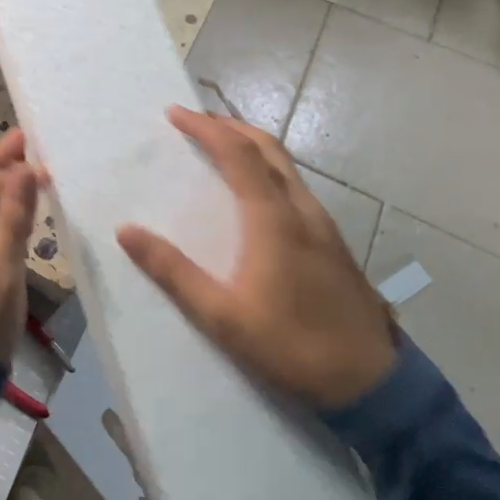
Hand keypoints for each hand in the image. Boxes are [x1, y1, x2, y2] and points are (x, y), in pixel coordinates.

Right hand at [117, 107, 396, 408]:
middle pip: (269, 149)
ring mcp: (325, 227)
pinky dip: (268, 171)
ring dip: (252, 147)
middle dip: (231, 127)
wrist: (373, 386)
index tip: (175, 113)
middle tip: (196, 121)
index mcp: (274, 220)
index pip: (237, 154)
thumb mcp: (222, 316)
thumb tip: (126, 230)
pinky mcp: (335, 245)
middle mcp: (303, 211)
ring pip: (287, 167)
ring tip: (220, 148)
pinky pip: (296, 188)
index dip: (206, 128)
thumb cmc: (292, 347)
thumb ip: (173, 271)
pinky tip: (256, 195)